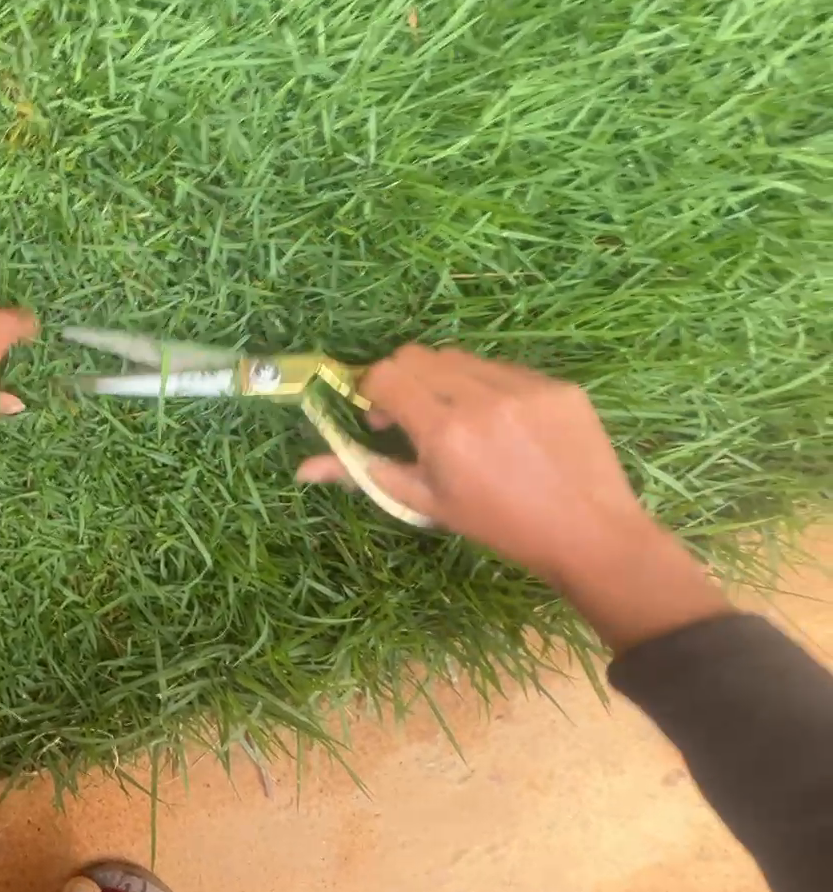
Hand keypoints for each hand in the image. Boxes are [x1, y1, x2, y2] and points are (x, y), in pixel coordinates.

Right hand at [297, 344, 730, 650]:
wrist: (591, 534)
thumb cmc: (494, 522)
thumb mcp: (421, 500)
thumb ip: (359, 472)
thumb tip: (300, 470)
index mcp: (444, 430)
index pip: (385, 375)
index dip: (370, 390)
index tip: (378, 416)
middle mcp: (481, 399)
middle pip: (414, 356)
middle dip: (399, 380)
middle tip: (408, 415)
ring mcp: (524, 388)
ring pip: (454, 357)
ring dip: (438, 379)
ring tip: (452, 415)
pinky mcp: (557, 386)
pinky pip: (498, 367)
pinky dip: (481, 385)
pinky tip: (495, 420)